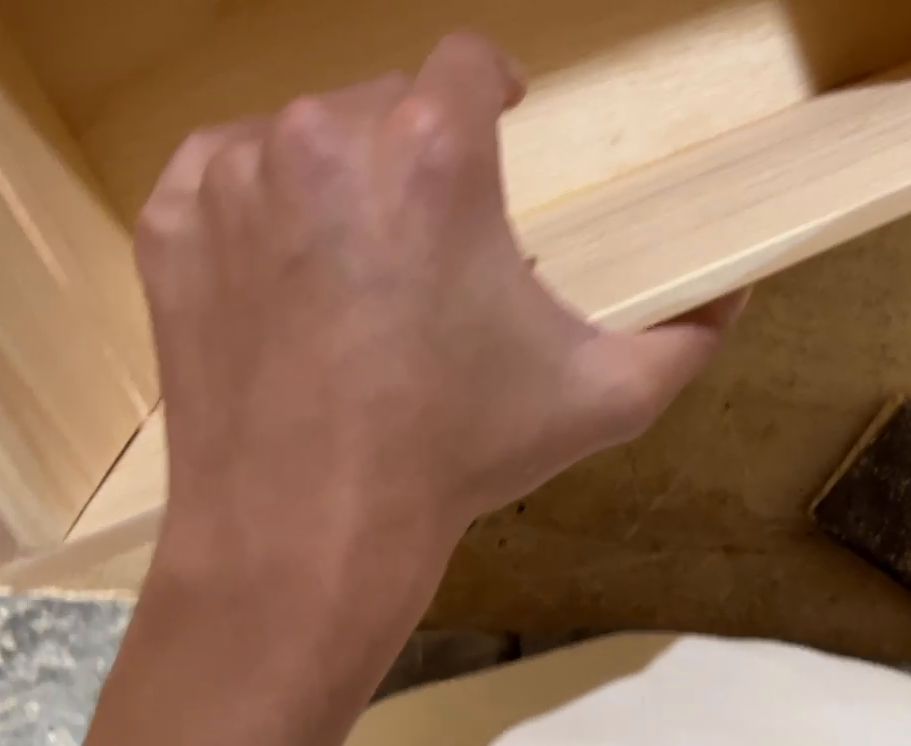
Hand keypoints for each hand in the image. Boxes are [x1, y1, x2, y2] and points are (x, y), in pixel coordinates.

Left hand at [134, 33, 741, 589]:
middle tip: (456, 238)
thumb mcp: (610, 398)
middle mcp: (323, 138)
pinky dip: (278, 207)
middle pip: (390, 101)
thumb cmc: (472, 447)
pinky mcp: (174, 224)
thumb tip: (736, 295)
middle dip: (431, 151)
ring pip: (310, 135)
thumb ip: (688, 338)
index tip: (513, 120)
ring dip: (358, 178)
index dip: (498, 85)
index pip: (467, 61)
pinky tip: (309, 281)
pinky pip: (234, 175)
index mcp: (435, 159)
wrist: (316, 520)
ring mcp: (235, 176)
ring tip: (384, 268)